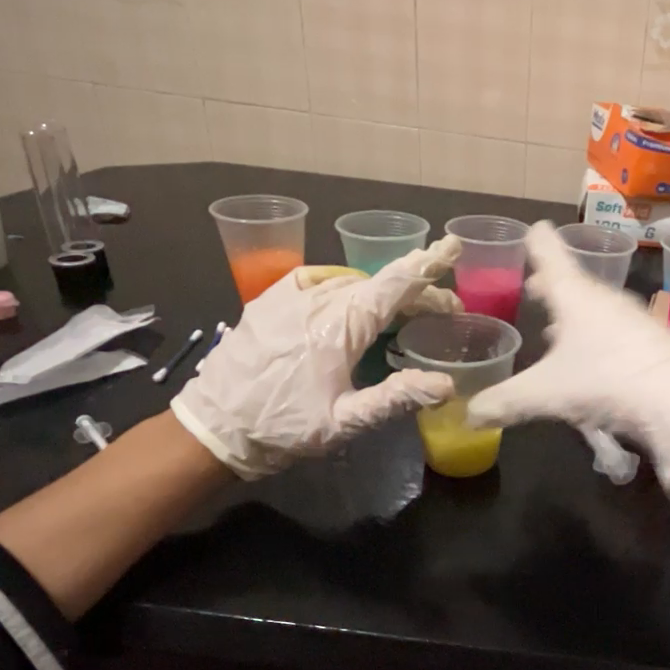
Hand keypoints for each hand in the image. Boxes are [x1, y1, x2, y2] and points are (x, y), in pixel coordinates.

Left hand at [172, 237, 463, 478]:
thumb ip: (398, 397)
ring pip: (350, 282)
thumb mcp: (347, 421)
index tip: (453, 243)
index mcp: (341, 325)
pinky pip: (318, 281)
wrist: (215, 426)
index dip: (428, 263)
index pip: (395, 283)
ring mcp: (289, 295)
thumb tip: (447, 384)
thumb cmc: (286, 426)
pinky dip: (345, 286)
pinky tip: (351, 301)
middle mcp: (317, 299)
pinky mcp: (270, 301)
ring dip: (382, 293)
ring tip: (402, 313)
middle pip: (379, 284)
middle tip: (446, 311)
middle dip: (416, 292)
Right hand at [467, 221, 669, 505]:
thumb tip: (469, 415)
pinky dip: (604, 341)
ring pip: (599, 311)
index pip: (552, 258)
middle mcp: (607, 300)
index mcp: (575, 297)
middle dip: (555, 288)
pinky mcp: (658, 345)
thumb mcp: (545, 394)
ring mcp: (637, 320)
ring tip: (561, 331)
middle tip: (537, 287)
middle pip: (576, 286)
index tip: (536, 228)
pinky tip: (600, 363)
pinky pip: (621, 335)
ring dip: (580, 317)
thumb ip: (506, 401)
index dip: (539, 245)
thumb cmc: (603, 381)